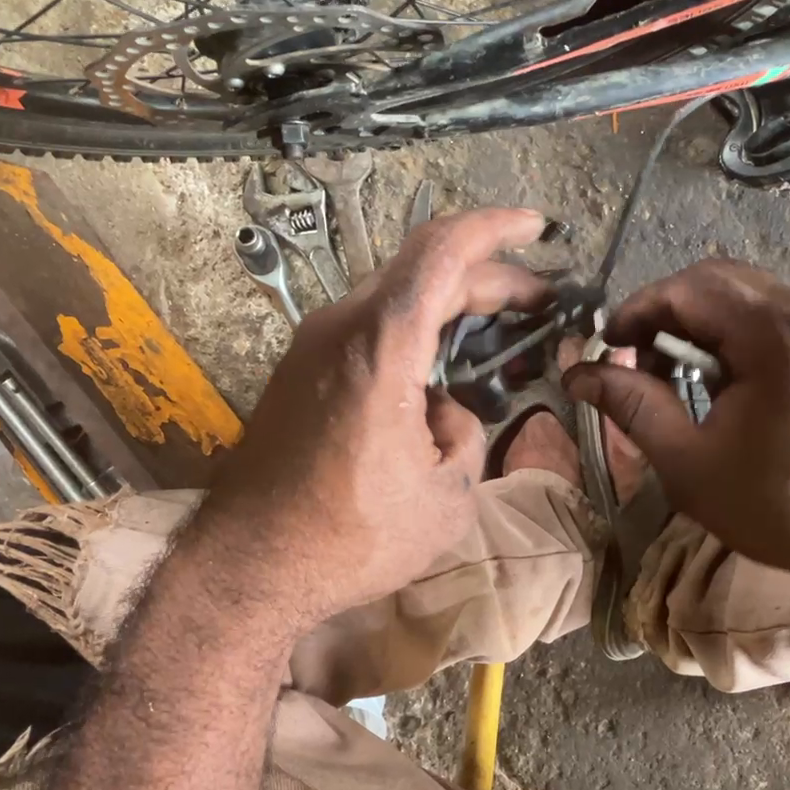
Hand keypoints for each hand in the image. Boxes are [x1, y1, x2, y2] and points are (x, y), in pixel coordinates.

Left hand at [184, 207, 551, 629]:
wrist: (251, 564)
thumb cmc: (351, 537)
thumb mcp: (447, 497)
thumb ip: (465, 432)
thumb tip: (442, 408)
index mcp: (381, 345)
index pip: (443, 251)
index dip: (496, 228)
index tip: (538, 226)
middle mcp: (341, 326)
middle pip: (423, 269)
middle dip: (488, 276)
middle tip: (537, 300)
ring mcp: (313, 343)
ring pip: (395, 295)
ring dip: (450, 302)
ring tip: (498, 329)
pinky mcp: (300, 367)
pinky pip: (370, 325)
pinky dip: (416, 327)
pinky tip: (441, 361)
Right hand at [563, 259, 789, 585]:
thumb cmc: (784, 509)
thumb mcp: (690, 464)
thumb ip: (632, 406)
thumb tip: (577, 374)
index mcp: (777, 334)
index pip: (686, 289)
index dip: (635, 311)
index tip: (608, 348)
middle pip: (715, 279)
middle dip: (665, 313)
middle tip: (637, 361)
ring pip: (745, 291)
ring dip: (699, 321)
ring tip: (677, 374)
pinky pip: (775, 309)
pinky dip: (736, 329)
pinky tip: (724, 377)